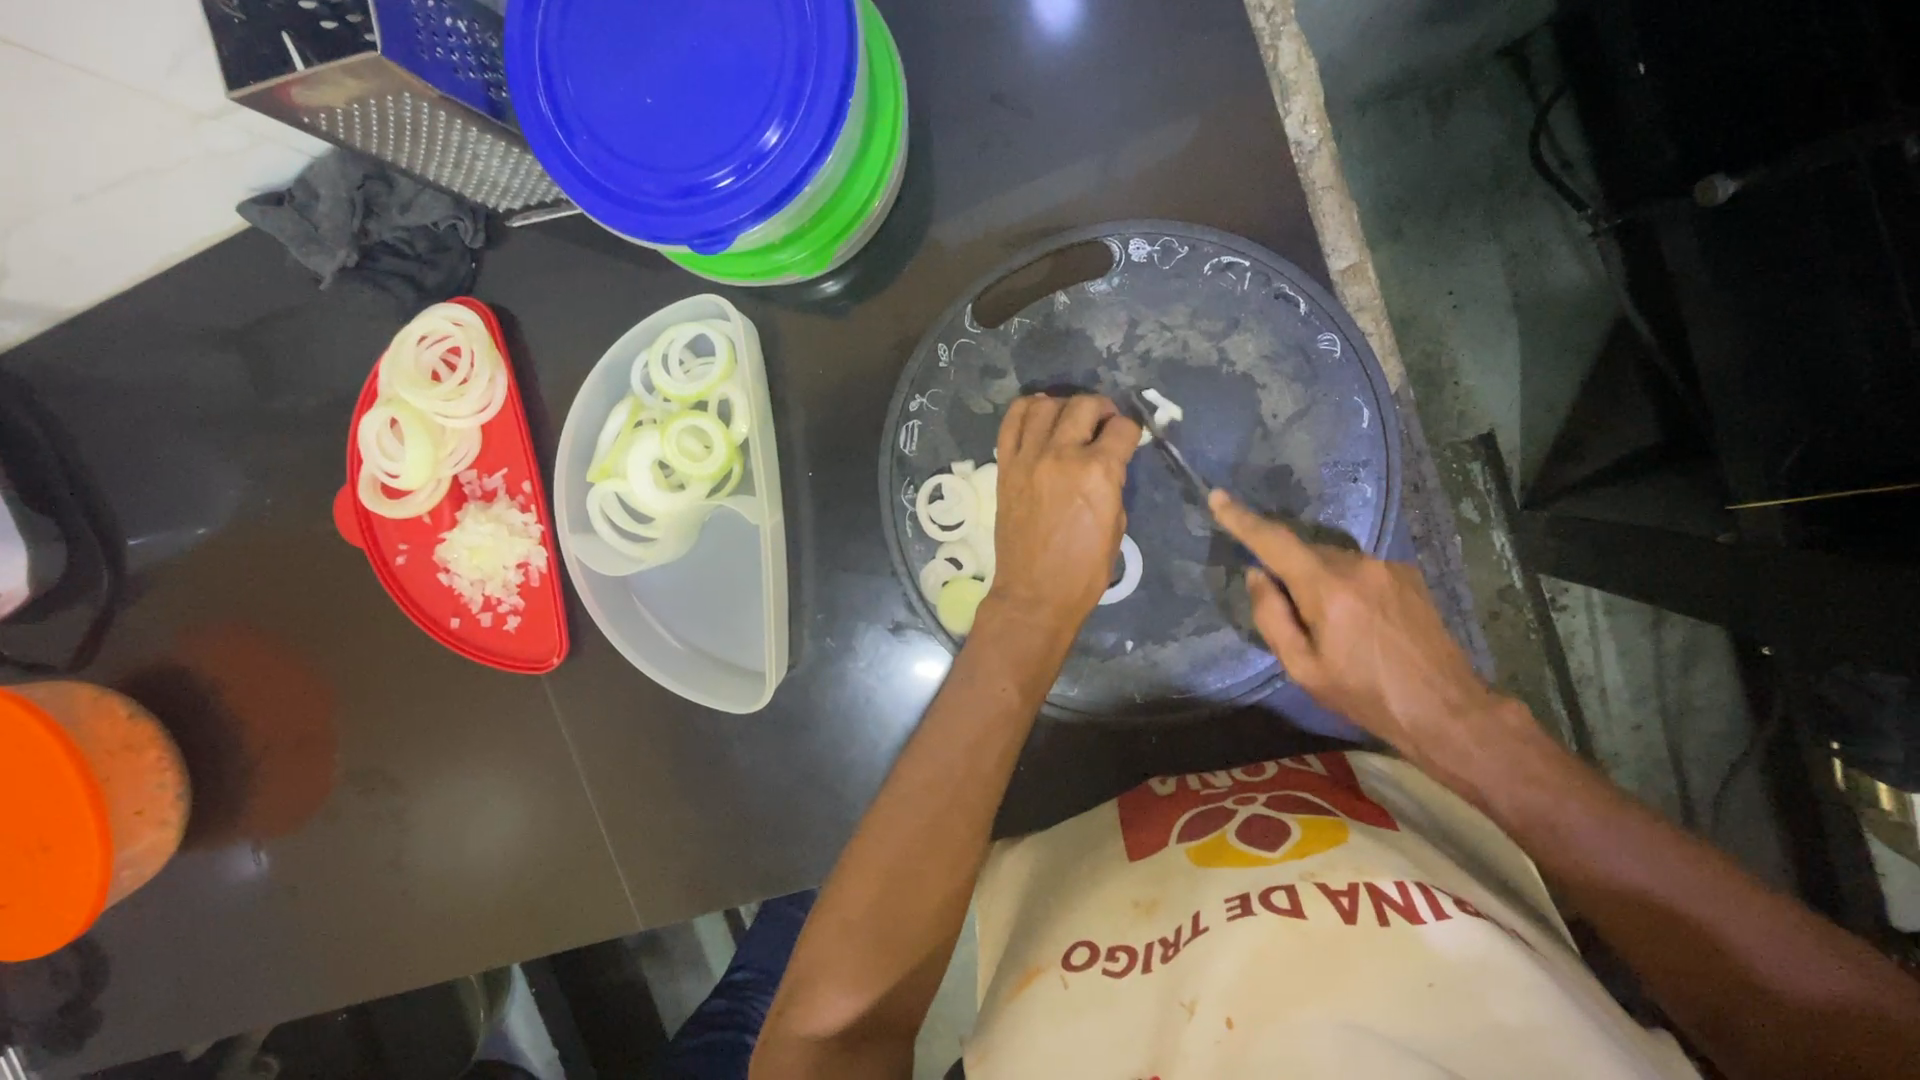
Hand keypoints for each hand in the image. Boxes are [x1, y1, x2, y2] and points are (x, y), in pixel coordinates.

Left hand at [986, 394, 1139, 634]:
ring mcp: (1029, 459)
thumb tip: (1108, 464)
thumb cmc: (1084, 570)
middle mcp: (1062, 455)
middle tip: (1103, 423)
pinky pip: (1011, 423)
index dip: (1131, 431)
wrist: (1035, 593)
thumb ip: (1112, 484)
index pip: (1123, 428)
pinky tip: (1039, 414)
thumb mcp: (1116, 524)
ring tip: (1070, 419)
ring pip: (1045, 406)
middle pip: (1084, 406)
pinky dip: (1026, 410)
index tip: (1128, 439)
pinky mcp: (1005, 468)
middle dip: (1102, 409)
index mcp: (1098, 472)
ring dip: (1064, 406)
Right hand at [1209, 490, 1511, 767]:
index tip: (1217, 497)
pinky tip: (1361, 623)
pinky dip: (1346, 586)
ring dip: (1319, 581)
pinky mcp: (1408, 575)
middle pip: (1304, 552)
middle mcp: (1358, 565)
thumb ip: (1272, 617)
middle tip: (1294, 620)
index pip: (1274, 541)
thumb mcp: (1303, 669)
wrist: (1445, 708)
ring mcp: (1388, 567)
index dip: (1242, 519)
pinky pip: (1360, 569)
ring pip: (1333, 560)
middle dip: (1287, 571)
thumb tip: (1257, 576)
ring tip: (1334, 629)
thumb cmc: (1365, 695)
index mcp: (1327, 589)